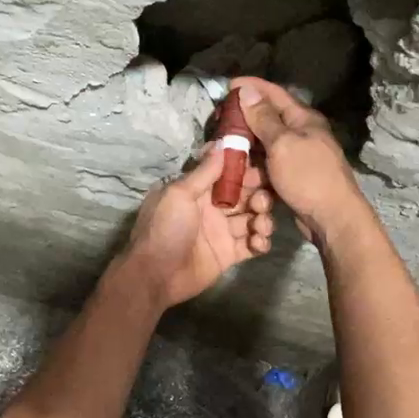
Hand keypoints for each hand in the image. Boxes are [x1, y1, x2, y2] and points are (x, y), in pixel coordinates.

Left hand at [115, 144, 274, 308]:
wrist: (155, 274)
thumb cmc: (164, 228)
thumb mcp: (179, 193)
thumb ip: (203, 171)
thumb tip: (222, 143)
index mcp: (199, 191)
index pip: (229, 174)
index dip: (247, 171)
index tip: (262, 169)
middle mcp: (213, 209)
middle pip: (246, 196)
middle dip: (260, 196)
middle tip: (260, 202)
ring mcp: (222, 232)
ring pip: (253, 219)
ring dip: (263, 219)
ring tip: (259, 225)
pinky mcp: (229, 255)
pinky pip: (252, 245)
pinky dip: (261, 242)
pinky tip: (257, 242)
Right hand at [229, 77, 372, 245]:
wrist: (332, 218)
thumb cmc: (308, 176)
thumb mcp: (282, 144)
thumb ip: (263, 119)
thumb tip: (247, 90)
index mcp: (303, 119)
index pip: (274, 94)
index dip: (251, 87)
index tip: (227, 86)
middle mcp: (301, 133)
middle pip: (266, 120)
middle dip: (242, 121)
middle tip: (217, 124)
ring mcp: (296, 156)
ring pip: (263, 146)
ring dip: (244, 148)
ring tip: (222, 151)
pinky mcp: (291, 177)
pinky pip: (266, 166)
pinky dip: (252, 168)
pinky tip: (236, 172)